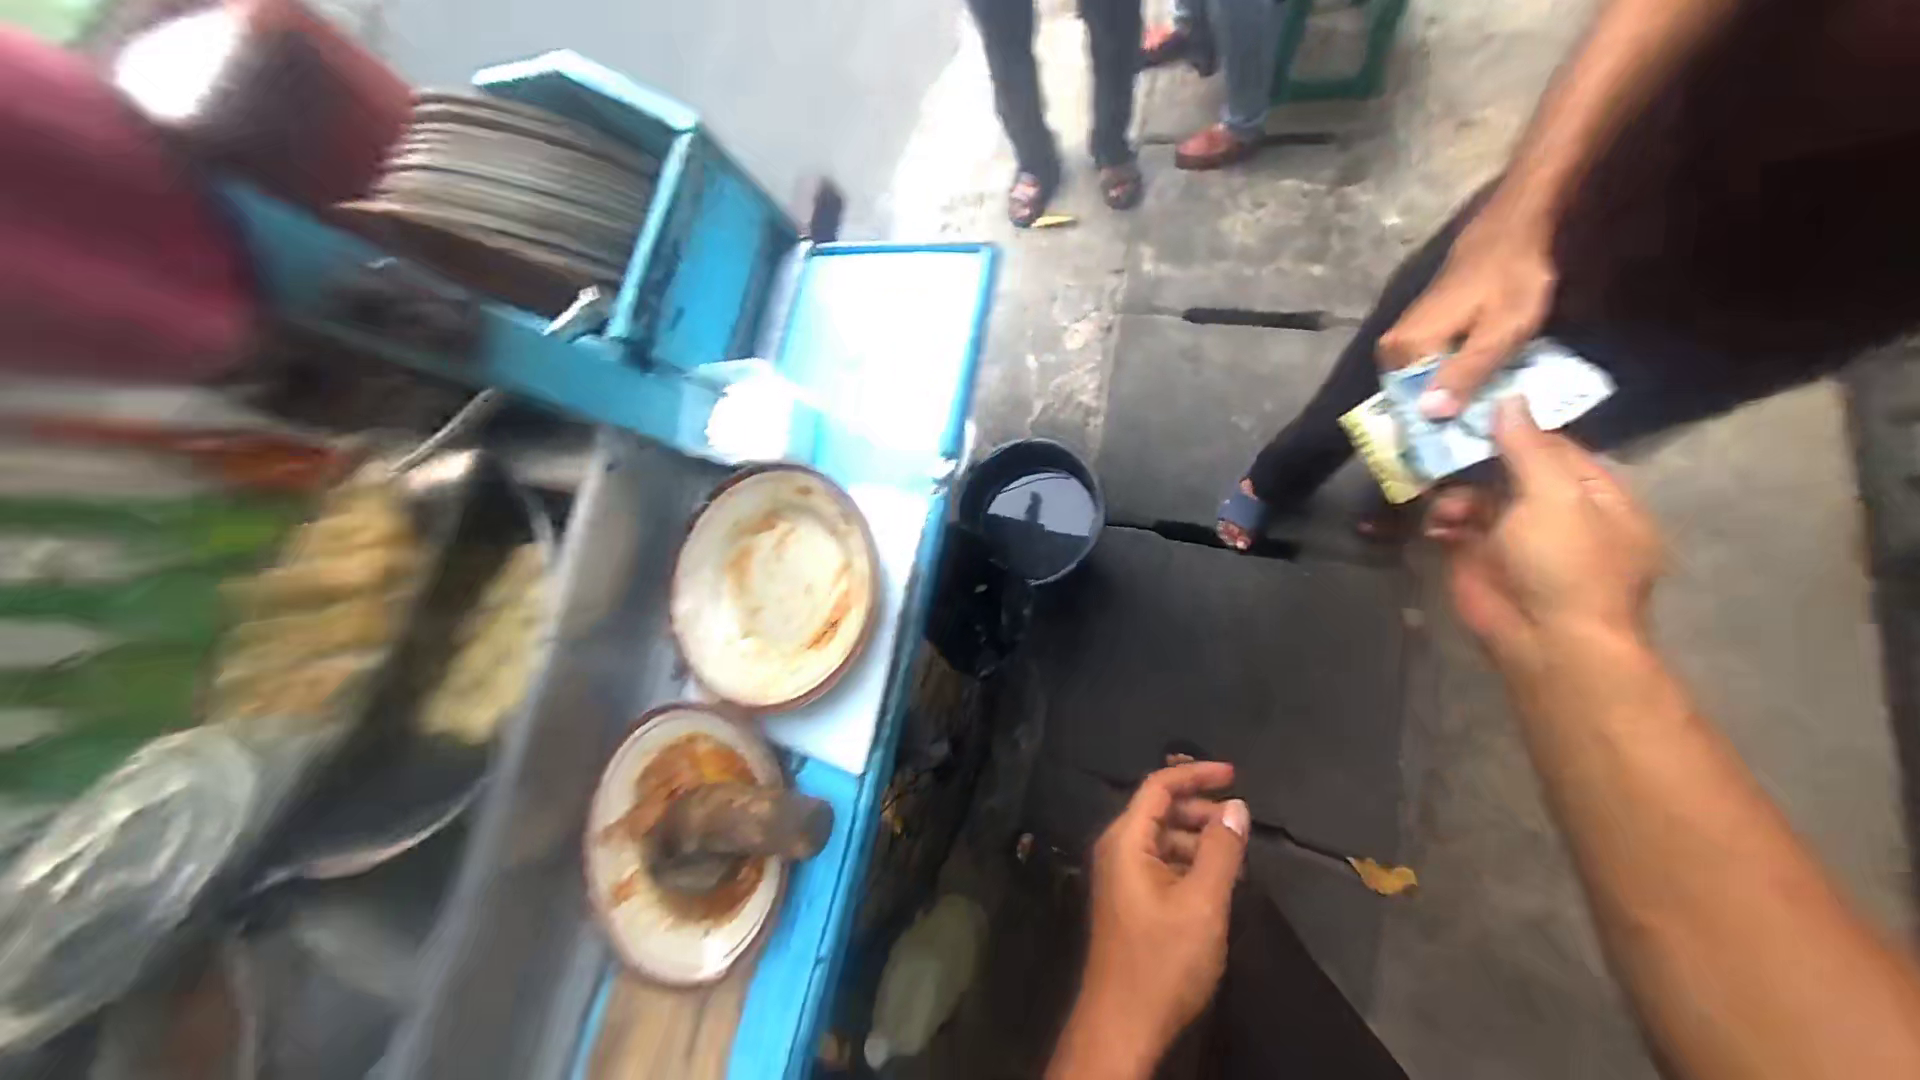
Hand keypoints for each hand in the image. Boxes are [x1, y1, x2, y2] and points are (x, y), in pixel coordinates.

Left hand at [1048, 762, 1249, 1078]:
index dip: (1196, 775)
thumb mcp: (1202, 903)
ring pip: (1163, 839)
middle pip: (1160, 810)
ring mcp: (1122, 874)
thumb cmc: (1162, 960)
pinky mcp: (1130, 898)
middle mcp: (1118, 848)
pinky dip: (1189, 863)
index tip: (1234, 774)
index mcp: (1126, 839)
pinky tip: (1217, 882)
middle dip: (1200, 809)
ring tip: (1236, 857)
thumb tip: (1237, 807)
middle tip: (1241, 822)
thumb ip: (1221, 851)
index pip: (1159, 787)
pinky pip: (1161, 864)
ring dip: (1198, 839)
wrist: (1122, 1024)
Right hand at [1377, 202, 1558, 418]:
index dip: (1435, 427)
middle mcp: (1391, 349)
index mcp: (1404, 351)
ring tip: (1479, 408)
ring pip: (1419, 385)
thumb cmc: (1513, 278)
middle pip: (1411, 397)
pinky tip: (1474, 383)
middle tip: (1480, 425)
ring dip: (1447, 398)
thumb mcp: (1502, 330)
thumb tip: (1430, 414)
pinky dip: (1448, 381)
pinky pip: (1425, 371)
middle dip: (1441, 413)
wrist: (1513, 229)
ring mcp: (1400, 341)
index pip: (1408, 405)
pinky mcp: (1414, 335)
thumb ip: (1466, 373)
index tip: (1464, 442)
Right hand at [1437, 398, 1661, 668]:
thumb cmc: (1565, 562)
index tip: (1474, 406)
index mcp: (1593, 493)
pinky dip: (1443, 521)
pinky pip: (1454, 525)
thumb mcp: (1555, 496)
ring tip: (1445, 508)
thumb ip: (1528, 448)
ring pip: (1476, 495)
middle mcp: (1554, 510)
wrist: (1543, 636)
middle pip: (1507, 469)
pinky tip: (1438, 527)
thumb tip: (1510, 398)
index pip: (1552, 446)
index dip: (1515, 427)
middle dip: (1473, 459)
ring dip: (1455, 495)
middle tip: (1437, 441)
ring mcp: (1513, 535)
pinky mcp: (1477, 556)